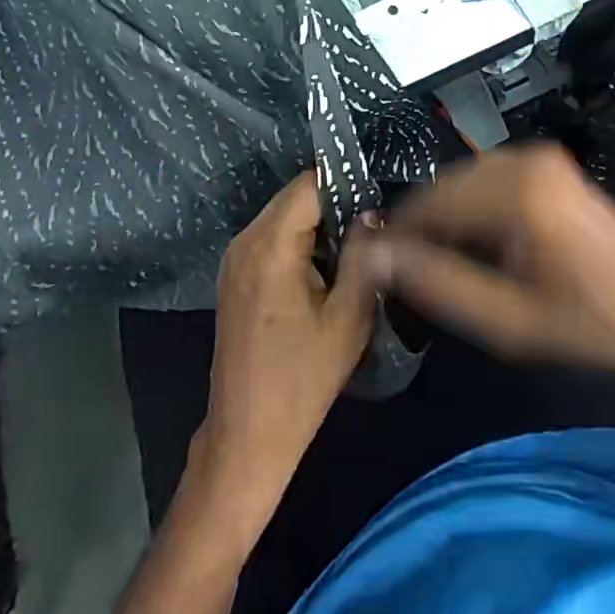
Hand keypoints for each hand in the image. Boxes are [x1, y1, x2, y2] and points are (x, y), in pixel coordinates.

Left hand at [206, 173, 376, 471]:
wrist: (250, 431)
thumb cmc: (304, 376)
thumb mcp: (350, 315)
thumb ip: (364, 254)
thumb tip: (372, 212)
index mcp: (269, 248)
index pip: (308, 185)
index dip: (345, 182)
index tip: (380, 196)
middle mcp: (244, 243)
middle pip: (295, 197)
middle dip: (336, 203)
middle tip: (377, 224)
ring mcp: (235, 260)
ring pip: (286, 216)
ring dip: (321, 223)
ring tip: (360, 245)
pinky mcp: (236, 276)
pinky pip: (275, 238)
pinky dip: (304, 241)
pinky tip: (330, 267)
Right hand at [352, 144, 614, 388]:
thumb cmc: (593, 325)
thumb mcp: (509, 319)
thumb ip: (438, 283)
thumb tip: (376, 256)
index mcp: (520, 191)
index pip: (430, 202)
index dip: (398, 234)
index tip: (375, 266)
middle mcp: (530, 161)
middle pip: (448, 185)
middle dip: (424, 225)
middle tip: (407, 271)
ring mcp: (547, 161)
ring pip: (469, 181)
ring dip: (449, 217)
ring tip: (441, 265)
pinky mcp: (556, 170)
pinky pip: (495, 180)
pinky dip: (476, 209)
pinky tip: (478, 247)